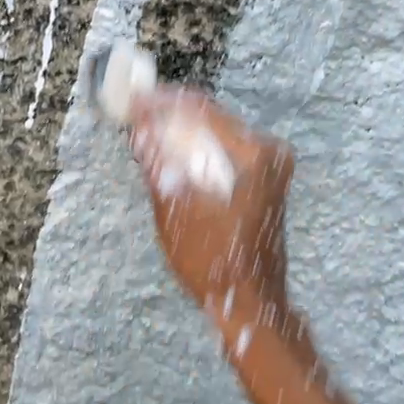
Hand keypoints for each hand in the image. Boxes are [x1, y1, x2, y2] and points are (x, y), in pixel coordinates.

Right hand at [127, 87, 295, 315]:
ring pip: (216, 131)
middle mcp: (269, 150)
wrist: (249, 304)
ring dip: (181, 130)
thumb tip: (139, 126)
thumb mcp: (174, 207)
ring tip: (146, 130)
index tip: (132, 99)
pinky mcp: (266, 177)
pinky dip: (197, 147)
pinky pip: (224, 148)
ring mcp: (271, 164)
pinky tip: (170, 150)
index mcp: (253, 152)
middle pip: (210, 117)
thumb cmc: (212, 260)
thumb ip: (157, 160)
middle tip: (135, 113)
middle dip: (170, 114)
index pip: (200, 109)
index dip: (161, 102)